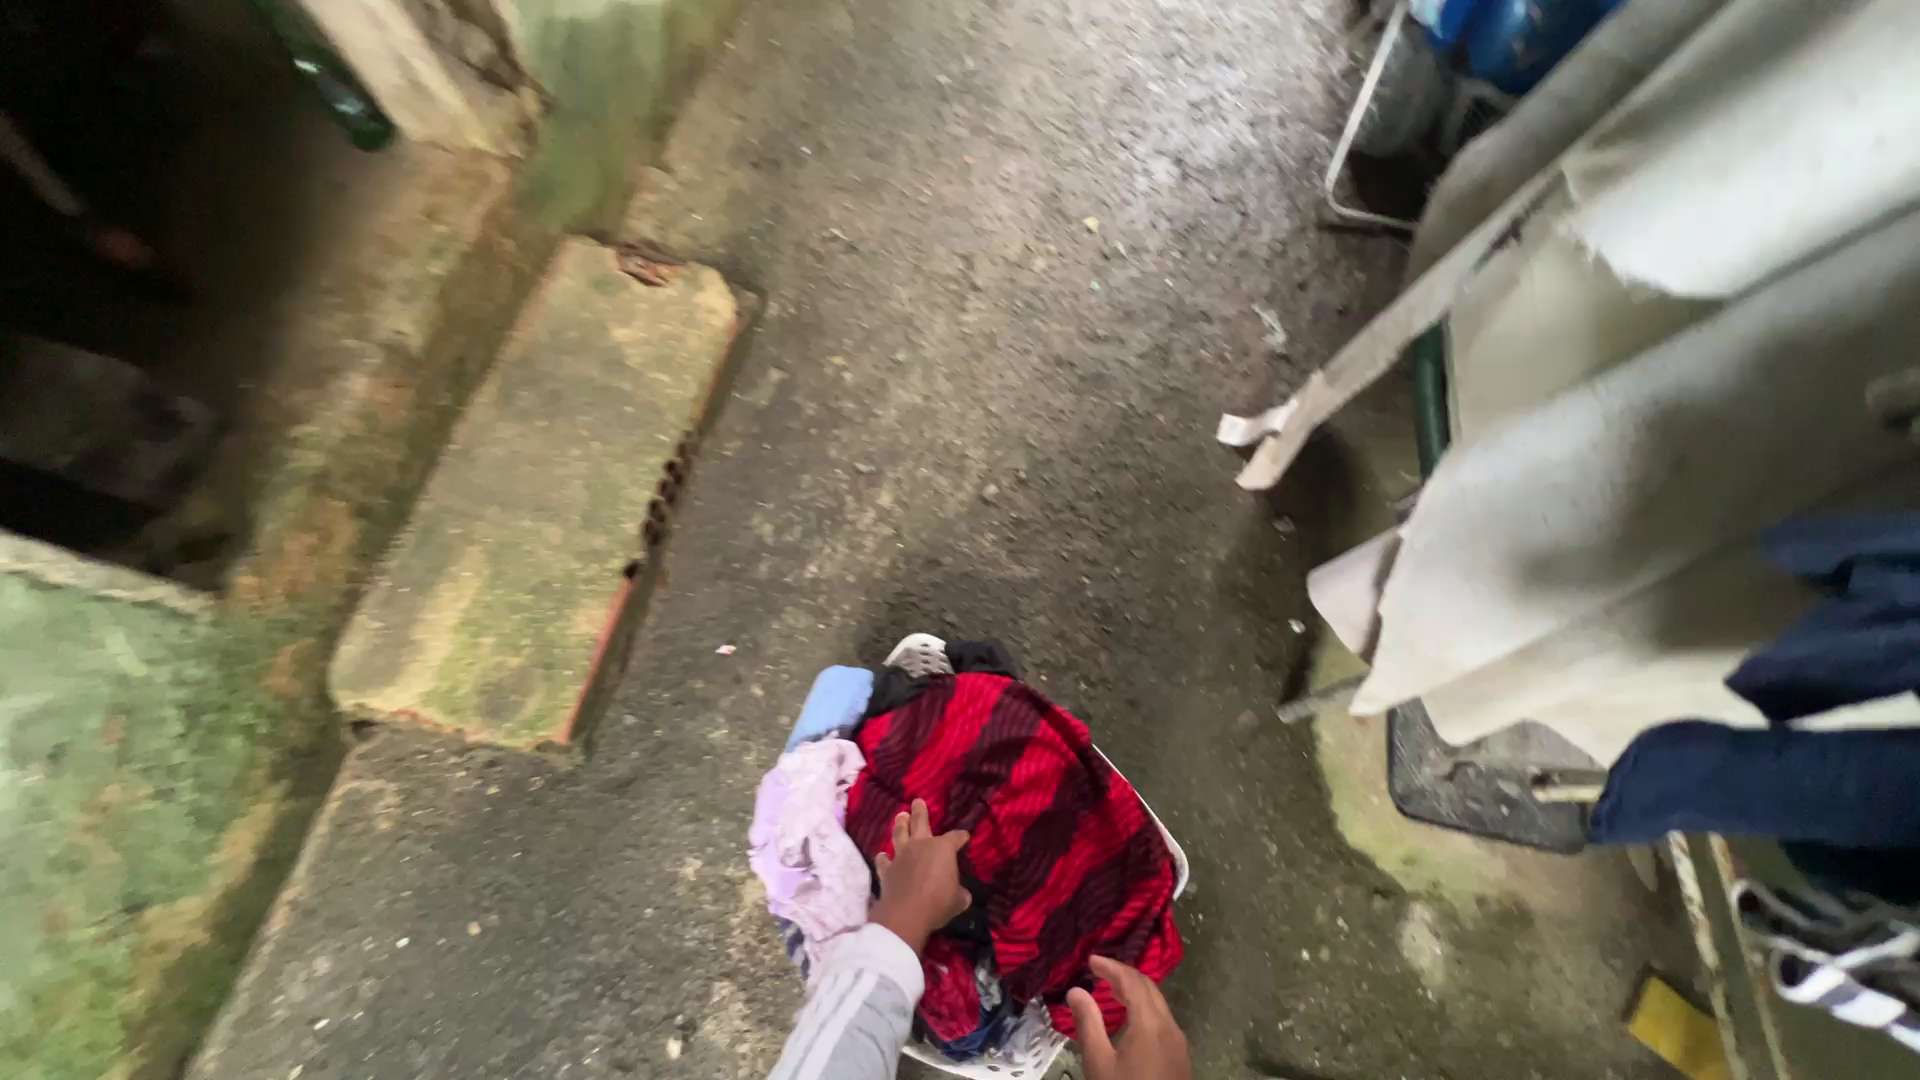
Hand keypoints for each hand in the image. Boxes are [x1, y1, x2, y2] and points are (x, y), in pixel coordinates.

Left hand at [869, 798, 970, 953]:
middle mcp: (920, 845)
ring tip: (900, 816)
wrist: (906, 913)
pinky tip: (881, 855)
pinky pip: (883, 861)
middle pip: (920, 822)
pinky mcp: (887, 870)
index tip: (965, 836)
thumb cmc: (938, 902)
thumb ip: (959, 894)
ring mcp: (901, 856)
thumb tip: (963, 895)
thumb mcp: (957, 901)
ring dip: (900, 825)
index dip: (961, 836)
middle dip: (920, 811)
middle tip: (917, 801)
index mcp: (942, 848)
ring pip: (899, 834)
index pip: (955, 837)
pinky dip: (883, 858)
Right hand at [1067, 956, 1191, 1079]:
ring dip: (1135, 991)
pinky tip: (1129, 1019)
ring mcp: (1179, 1044)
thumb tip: (1076, 991)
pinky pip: (1163, 1020)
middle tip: (1100, 971)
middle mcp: (1170, 1027)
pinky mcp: (1181, 1059)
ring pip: (1158, 1004)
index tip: (1090, 960)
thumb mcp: (1099, 1063)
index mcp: (1151, 1022)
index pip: (1131, 980)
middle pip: (1148, 987)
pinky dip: (1144, 1008)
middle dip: (1124, 974)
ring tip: (1111, 990)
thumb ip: (1088, 1022)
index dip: (1111, 966)